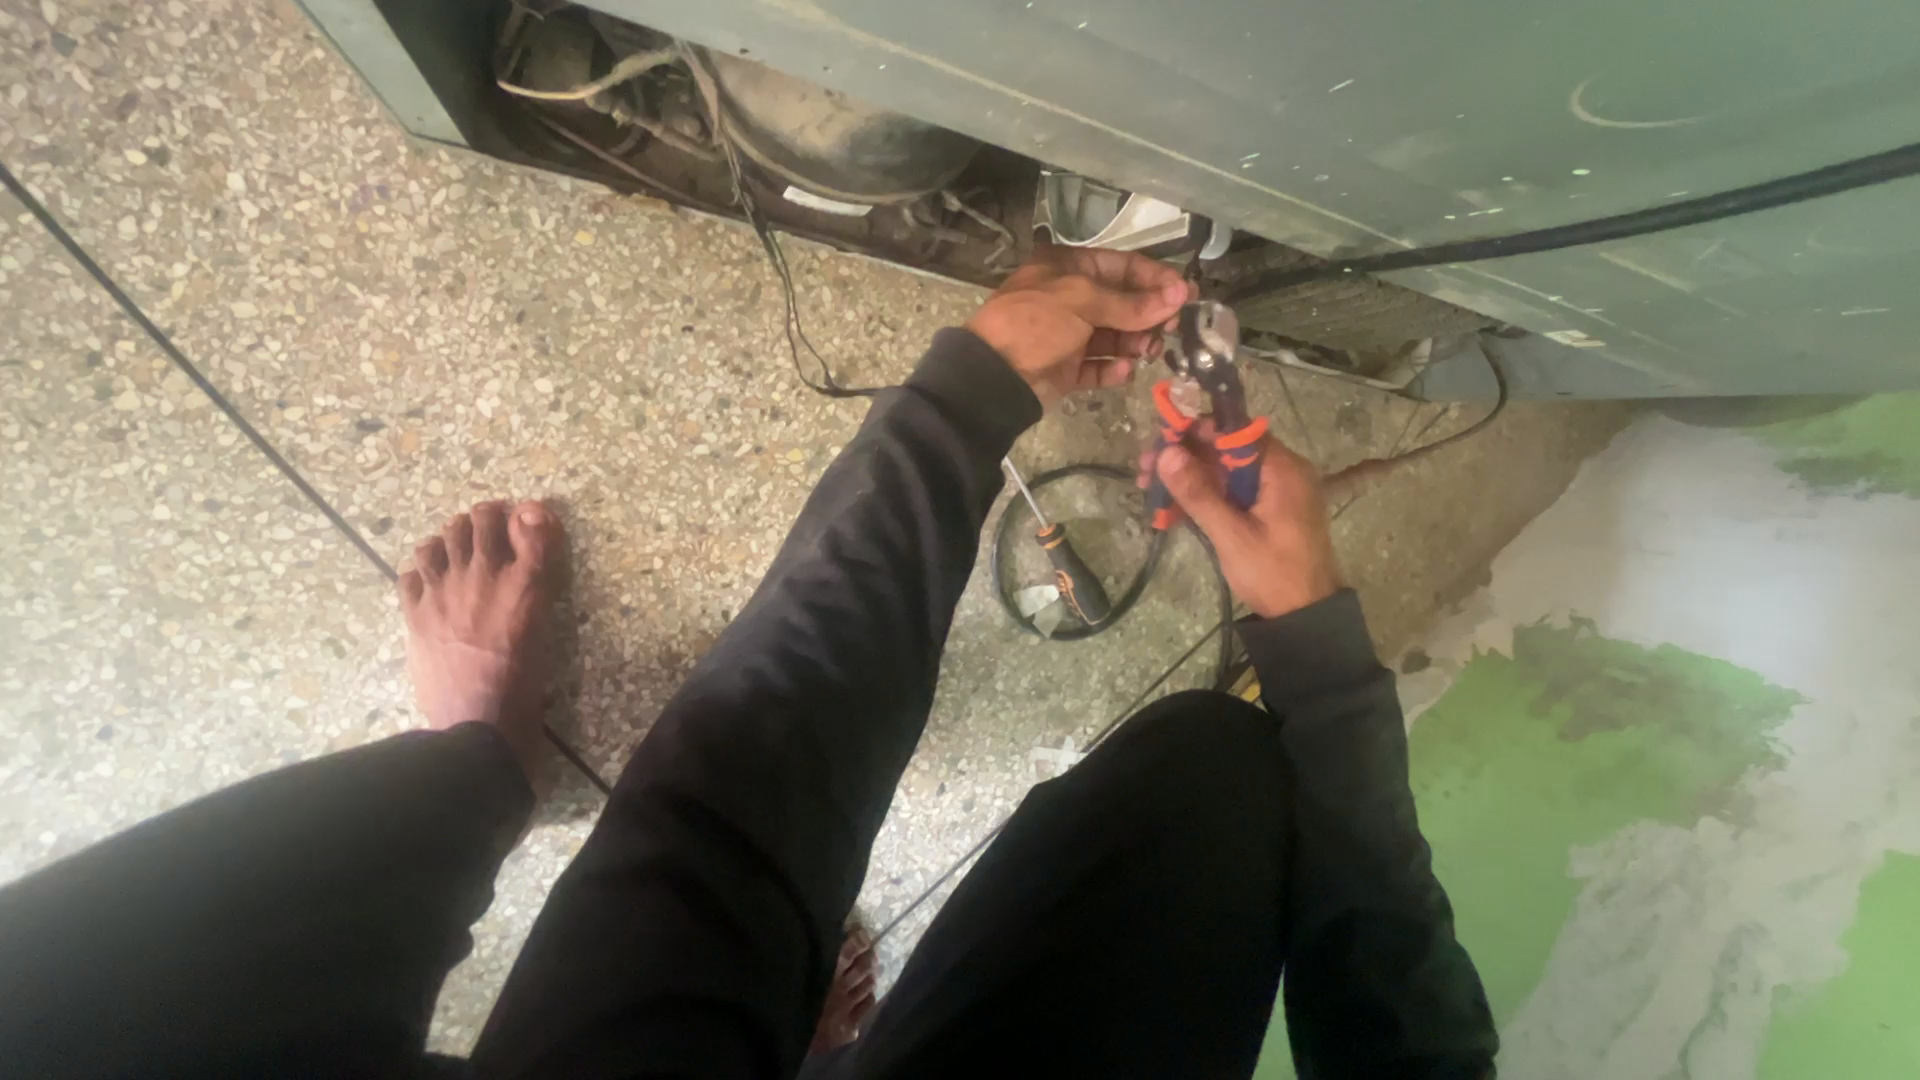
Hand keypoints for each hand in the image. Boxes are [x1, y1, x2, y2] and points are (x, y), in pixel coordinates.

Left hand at [967, 246, 1193, 407]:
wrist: (994, 375)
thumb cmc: (1035, 323)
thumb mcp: (1082, 300)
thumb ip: (1131, 302)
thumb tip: (1179, 294)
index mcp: (1067, 267)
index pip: (1122, 266)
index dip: (1155, 279)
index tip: (1186, 294)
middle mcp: (1069, 297)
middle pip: (1122, 303)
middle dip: (1148, 315)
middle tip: (1170, 328)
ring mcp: (1068, 335)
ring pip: (1114, 336)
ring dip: (1135, 343)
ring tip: (1148, 351)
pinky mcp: (1067, 369)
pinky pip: (1099, 366)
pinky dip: (1113, 368)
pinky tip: (1124, 370)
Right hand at [1152, 426, 1343, 618]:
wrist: (1306, 615)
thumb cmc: (1272, 573)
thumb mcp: (1231, 535)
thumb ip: (1198, 493)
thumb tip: (1165, 453)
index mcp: (1282, 469)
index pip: (1235, 431)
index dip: (1195, 430)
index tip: (1159, 439)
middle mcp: (1281, 471)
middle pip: (1226, 449)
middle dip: (1184, 456)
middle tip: (1144, 469)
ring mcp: (1274, 491)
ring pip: (1224, 471)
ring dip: (1187, 478)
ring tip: (1148, 488)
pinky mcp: (1267, 509)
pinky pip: (1230, 492)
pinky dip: (1203, 497)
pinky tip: (1170, 510)